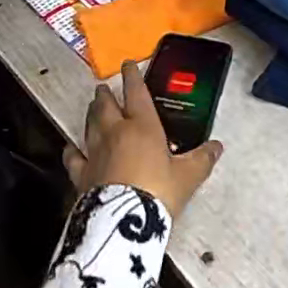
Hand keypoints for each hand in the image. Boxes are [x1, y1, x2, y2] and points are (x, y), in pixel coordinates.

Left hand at [63, 63, 223, 218]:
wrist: (124, 223)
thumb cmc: (158, 193)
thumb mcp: (187, 176)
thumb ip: (202, 159)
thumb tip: (217, 147)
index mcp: (143, 127)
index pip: (136, 93)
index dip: (133, 76)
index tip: (128, 64)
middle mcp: (116, 133)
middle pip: (106, 106)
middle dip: (106, 94)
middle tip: (104, 87)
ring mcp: (95, 152)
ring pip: (90, 124)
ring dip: (91, 113)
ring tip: (92, 106)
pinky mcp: (81, 174)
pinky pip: (73, 156)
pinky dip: (72, 150)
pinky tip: (70, 147)